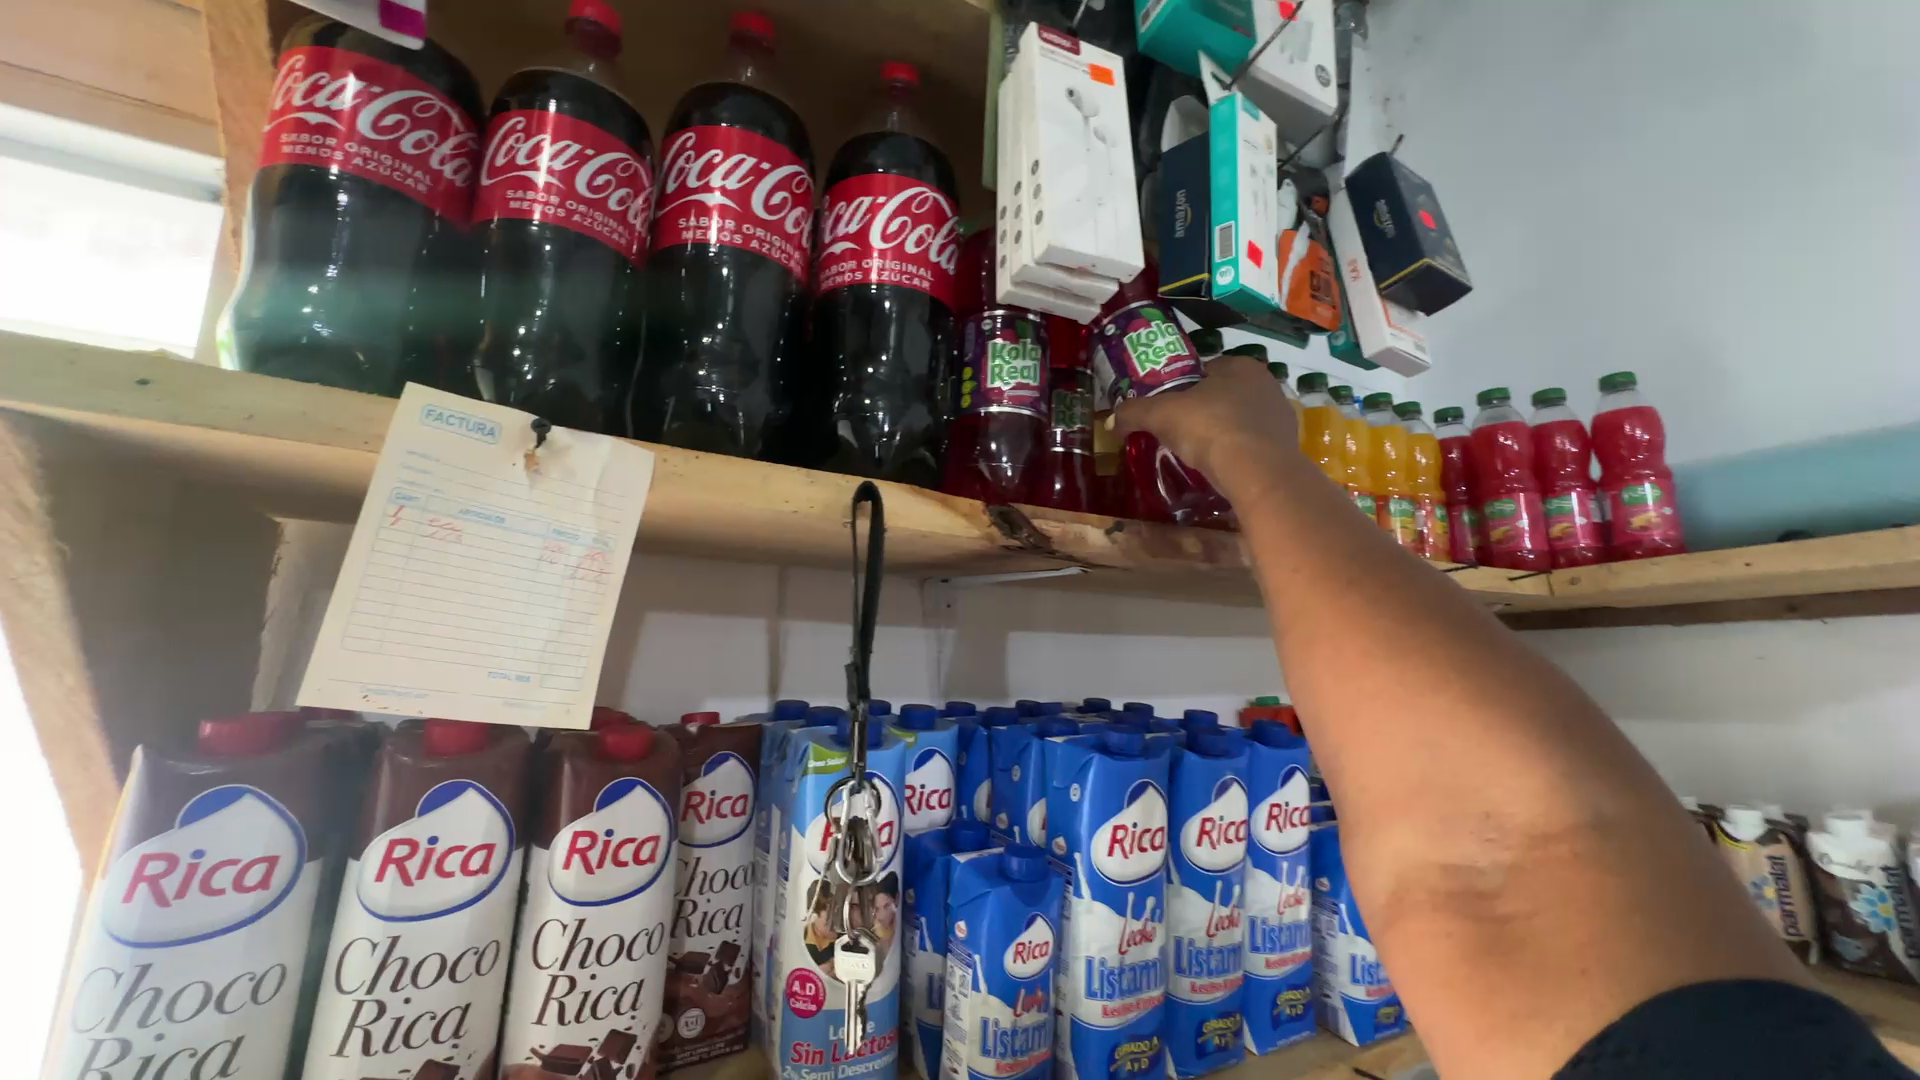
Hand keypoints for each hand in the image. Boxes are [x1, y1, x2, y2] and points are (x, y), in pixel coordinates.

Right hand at [1111, 354, 1301, 496]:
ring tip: (1197, 453)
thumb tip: (1110, 421)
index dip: (1182, 387)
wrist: (1257, 472)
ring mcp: (1280, 415)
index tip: (1167, 408)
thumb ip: (1134, 413)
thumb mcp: (1161, 416)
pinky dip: (1237, 453)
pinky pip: (1252, 445)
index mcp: (1240, 365)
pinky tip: (1221, 467)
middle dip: (1202, 410)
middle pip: (1223, 394)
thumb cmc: (1210, 429)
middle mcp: (1266, 383)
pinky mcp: (1286, 446)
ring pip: (1239, 420)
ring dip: (1220, 432)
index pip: (1205, 370)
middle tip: (1178, 431)